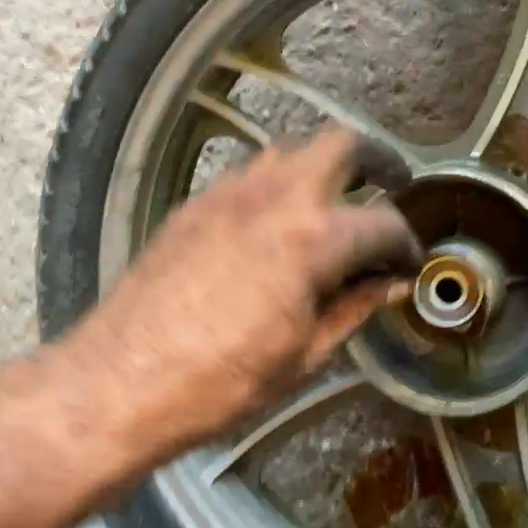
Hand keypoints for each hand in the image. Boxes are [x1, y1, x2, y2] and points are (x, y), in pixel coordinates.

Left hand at [61, 129, 421, 470]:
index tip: (409, 263)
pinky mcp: (196, 204)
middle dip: (377, 160)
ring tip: (334, 206)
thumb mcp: (305, 355)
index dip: (407, 243)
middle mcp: (277, 198)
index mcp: (315, 240)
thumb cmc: (221, 382)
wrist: (118, 383)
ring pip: (292, 152)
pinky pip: (250, 175)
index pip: (384, 223)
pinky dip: (278, 186)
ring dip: (323, 169)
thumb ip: (356, 308)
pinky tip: (276, 226)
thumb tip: (391, 284)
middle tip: (392, 185)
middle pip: (342, 145)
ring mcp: (231, 193)